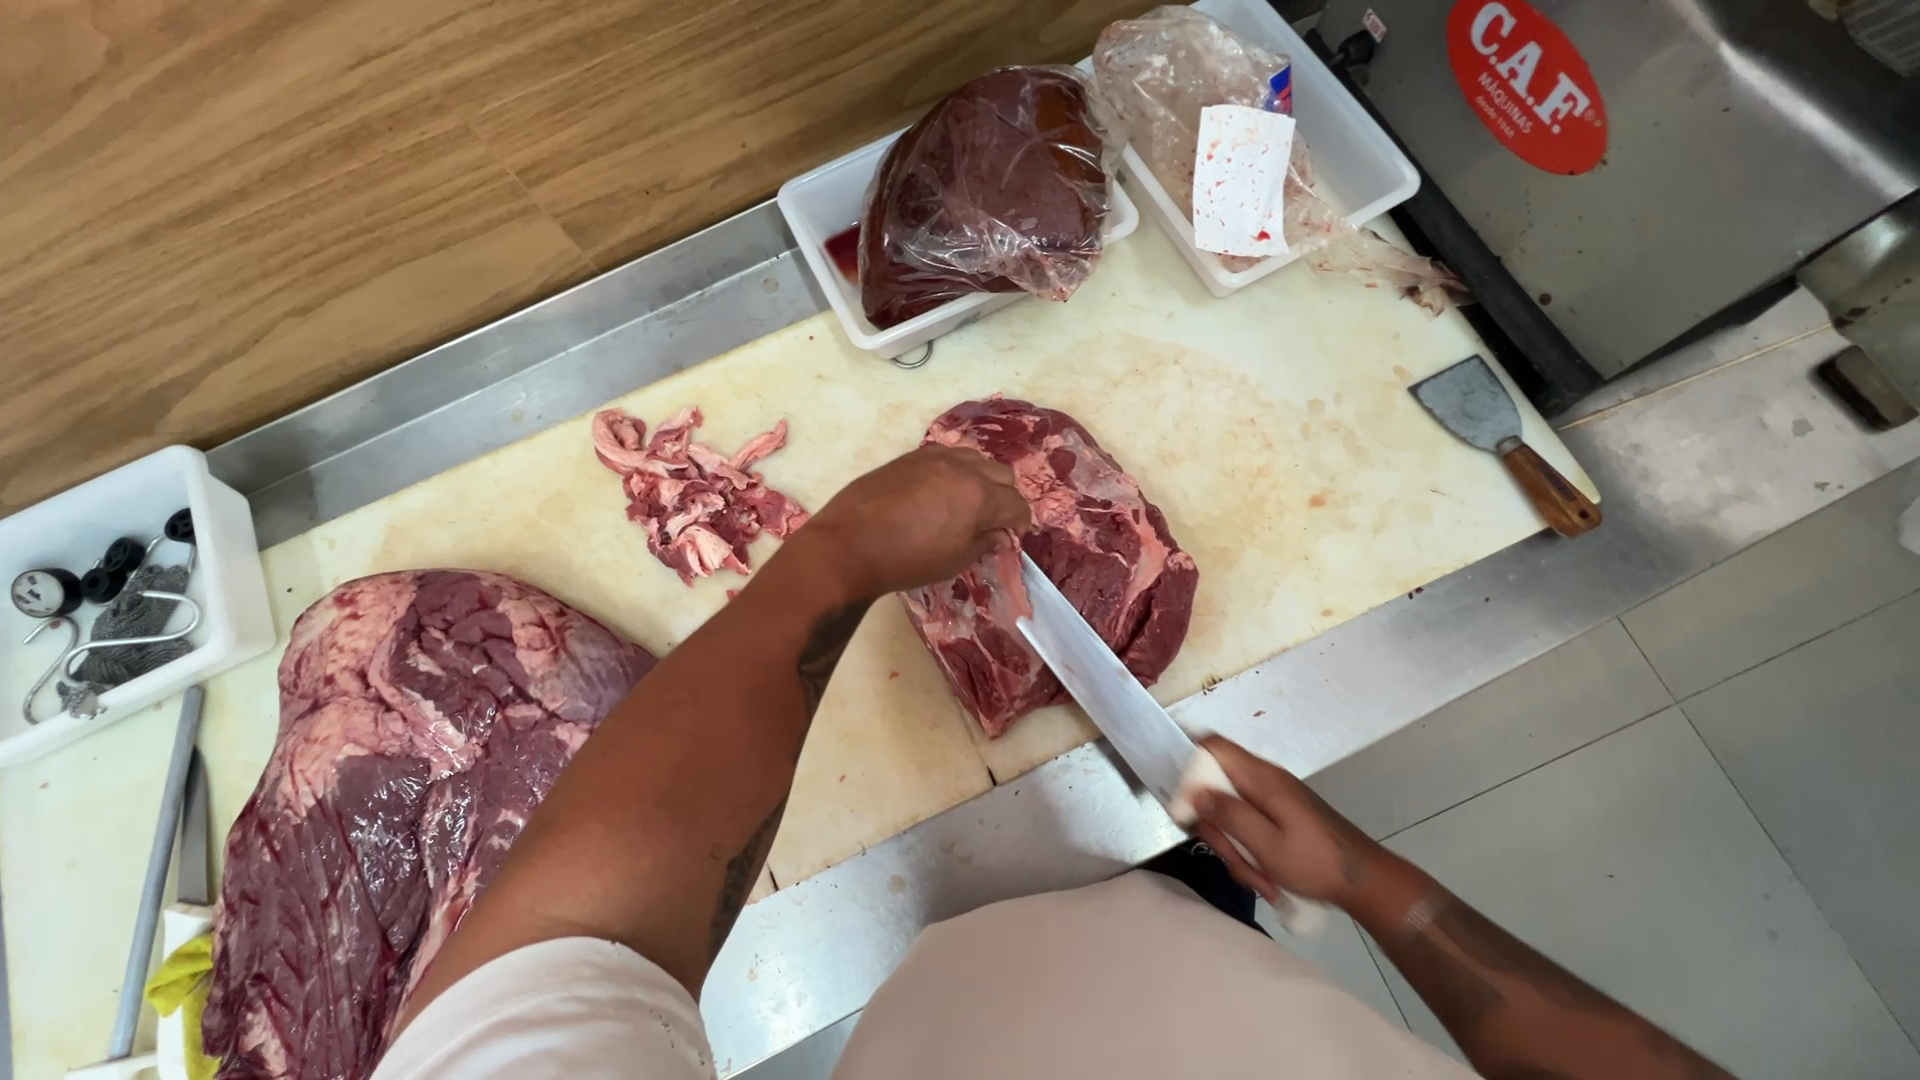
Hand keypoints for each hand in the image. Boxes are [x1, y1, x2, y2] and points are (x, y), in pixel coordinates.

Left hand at [796, 445, 1031, 599]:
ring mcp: (934, 457)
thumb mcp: (954, 561)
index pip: (1017, 505)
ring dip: (982, 479)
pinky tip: (942, 490)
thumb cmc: (906, 561)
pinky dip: (956, 470)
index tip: (1012, 537)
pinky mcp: (910, 456)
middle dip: (1005, 498)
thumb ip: (984, 543)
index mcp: (980, 496)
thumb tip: (1001, 536)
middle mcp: (963, 468)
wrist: (848, 545)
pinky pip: (947, 455)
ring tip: (969, 502)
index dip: (1020, 524)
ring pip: (976, 459)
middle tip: (993, 521)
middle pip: (1002, 475)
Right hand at [1189, 736, 1386, 910]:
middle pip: (1217, 787)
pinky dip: (1251, 850)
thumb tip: (1193, 792)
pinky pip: (1249, 825)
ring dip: (1236, 847)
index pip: (1213, 746)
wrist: (1367, 883)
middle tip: (1231, 857)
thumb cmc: (1317, 863)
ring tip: (1258, 877)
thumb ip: (1229, 816)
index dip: (1191, 766)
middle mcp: (1264, 780)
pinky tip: (1267, 876)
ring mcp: (1273, 798)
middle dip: (1217, 827)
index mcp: (1261, 778)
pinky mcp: (1280, 816)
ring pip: (1231, 812)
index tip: (1188, 806)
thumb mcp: (1267, 845)